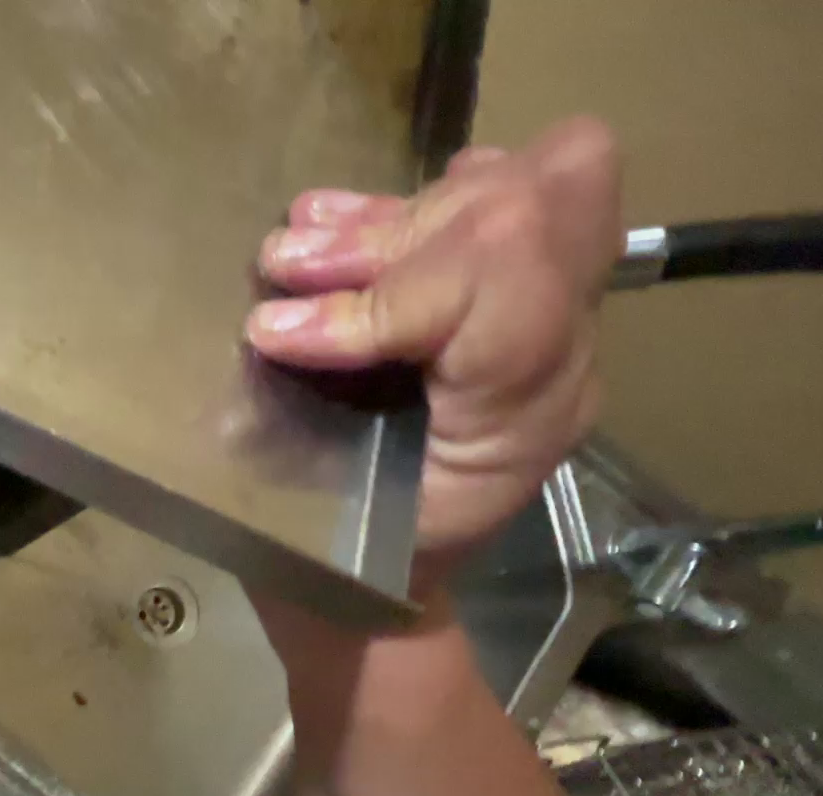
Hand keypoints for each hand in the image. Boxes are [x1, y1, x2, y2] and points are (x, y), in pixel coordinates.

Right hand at [247, 118, 621, 587]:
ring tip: (291, 252)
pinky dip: (396, 197)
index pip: (506, 292)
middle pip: (517, 218)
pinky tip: (323, 219)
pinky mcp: (484, 298)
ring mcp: (527, 314)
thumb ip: (318, 430)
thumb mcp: (339, 514)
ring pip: (513, 188)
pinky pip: (485, 198)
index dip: (379, 295)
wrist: (381, 581)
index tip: (272, 331)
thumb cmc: (353, 565)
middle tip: (286, 272)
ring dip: (380, 214)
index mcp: (521, 414)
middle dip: (385, 236)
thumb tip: (271, 328)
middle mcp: (551, 349)